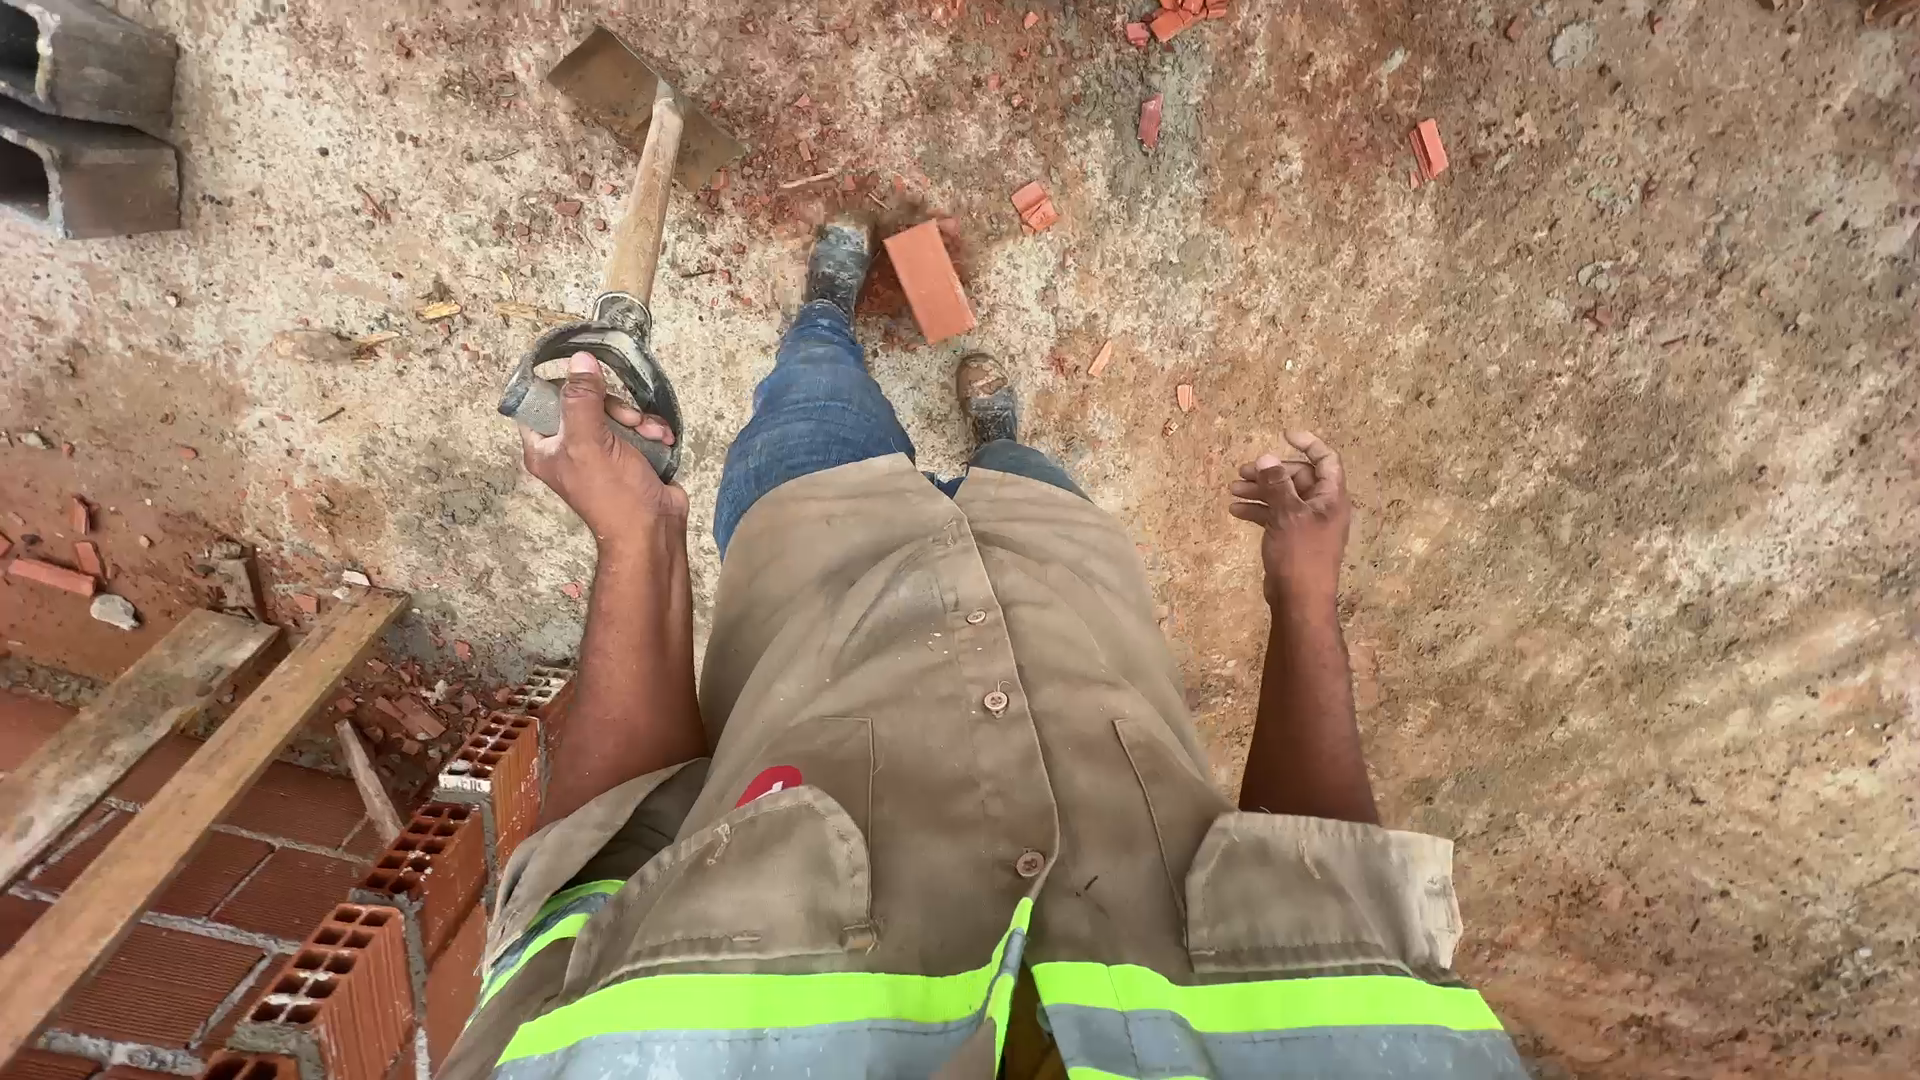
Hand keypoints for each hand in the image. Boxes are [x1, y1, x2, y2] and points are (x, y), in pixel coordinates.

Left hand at [519, 352, 685, 543]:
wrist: (654, 528)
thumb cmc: (613, 492)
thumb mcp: (590, 441)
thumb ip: (582, 399)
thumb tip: (580, 358)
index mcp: (545, 447)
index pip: (540, 402)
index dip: (561, 387)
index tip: (586, 382)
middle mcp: (571, 447)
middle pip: (585, 403)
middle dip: (614, 407)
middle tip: (627, 420)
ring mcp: (603, 452)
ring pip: (616, 413)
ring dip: (639, 419)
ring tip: (651, 434)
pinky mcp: (631, 456)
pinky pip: (638, 428)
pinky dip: (652, 430)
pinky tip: (663, 438)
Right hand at [1229, 430, 1349, 608]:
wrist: (1299, 599)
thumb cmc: (1300, 554)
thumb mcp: (1287, 515)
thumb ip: (1277, 485)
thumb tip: (1266, 458)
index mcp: (1331, 498)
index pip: (1325, 461)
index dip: (1309, 444)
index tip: (1285, 434)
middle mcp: (1322, 507)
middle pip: (1298, 478)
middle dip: (1271, 472)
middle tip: (1243, 471)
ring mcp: (1306, 524)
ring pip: (1282, 497)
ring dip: (1259, 490)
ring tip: (1232, 489)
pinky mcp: (1291, 538)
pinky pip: (1275, 515)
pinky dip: (1258, 510)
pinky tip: (1236, 510)